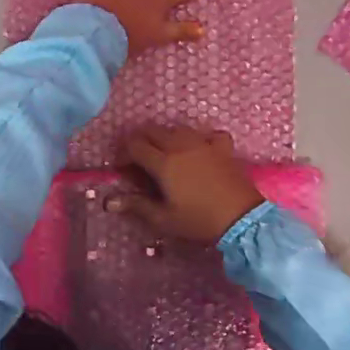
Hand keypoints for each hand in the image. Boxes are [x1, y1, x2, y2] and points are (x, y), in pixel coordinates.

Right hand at [109, 126, 265, 242]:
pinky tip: (198, 149)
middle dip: (139, 141)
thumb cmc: (198, 220)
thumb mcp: (163, 218)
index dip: (123, 154)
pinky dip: (199, 138)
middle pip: (152, 130)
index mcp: (163, 162)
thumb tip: (108, 201)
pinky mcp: (223, 148)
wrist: (241, 219)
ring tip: (163, 154)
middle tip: (137, 160)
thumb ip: (136, 205)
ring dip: (165, 137)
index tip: (122, 169)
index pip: (134, 146)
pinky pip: (207, 134)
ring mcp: (204, 144)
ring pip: (177, 128)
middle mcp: (180, 146)